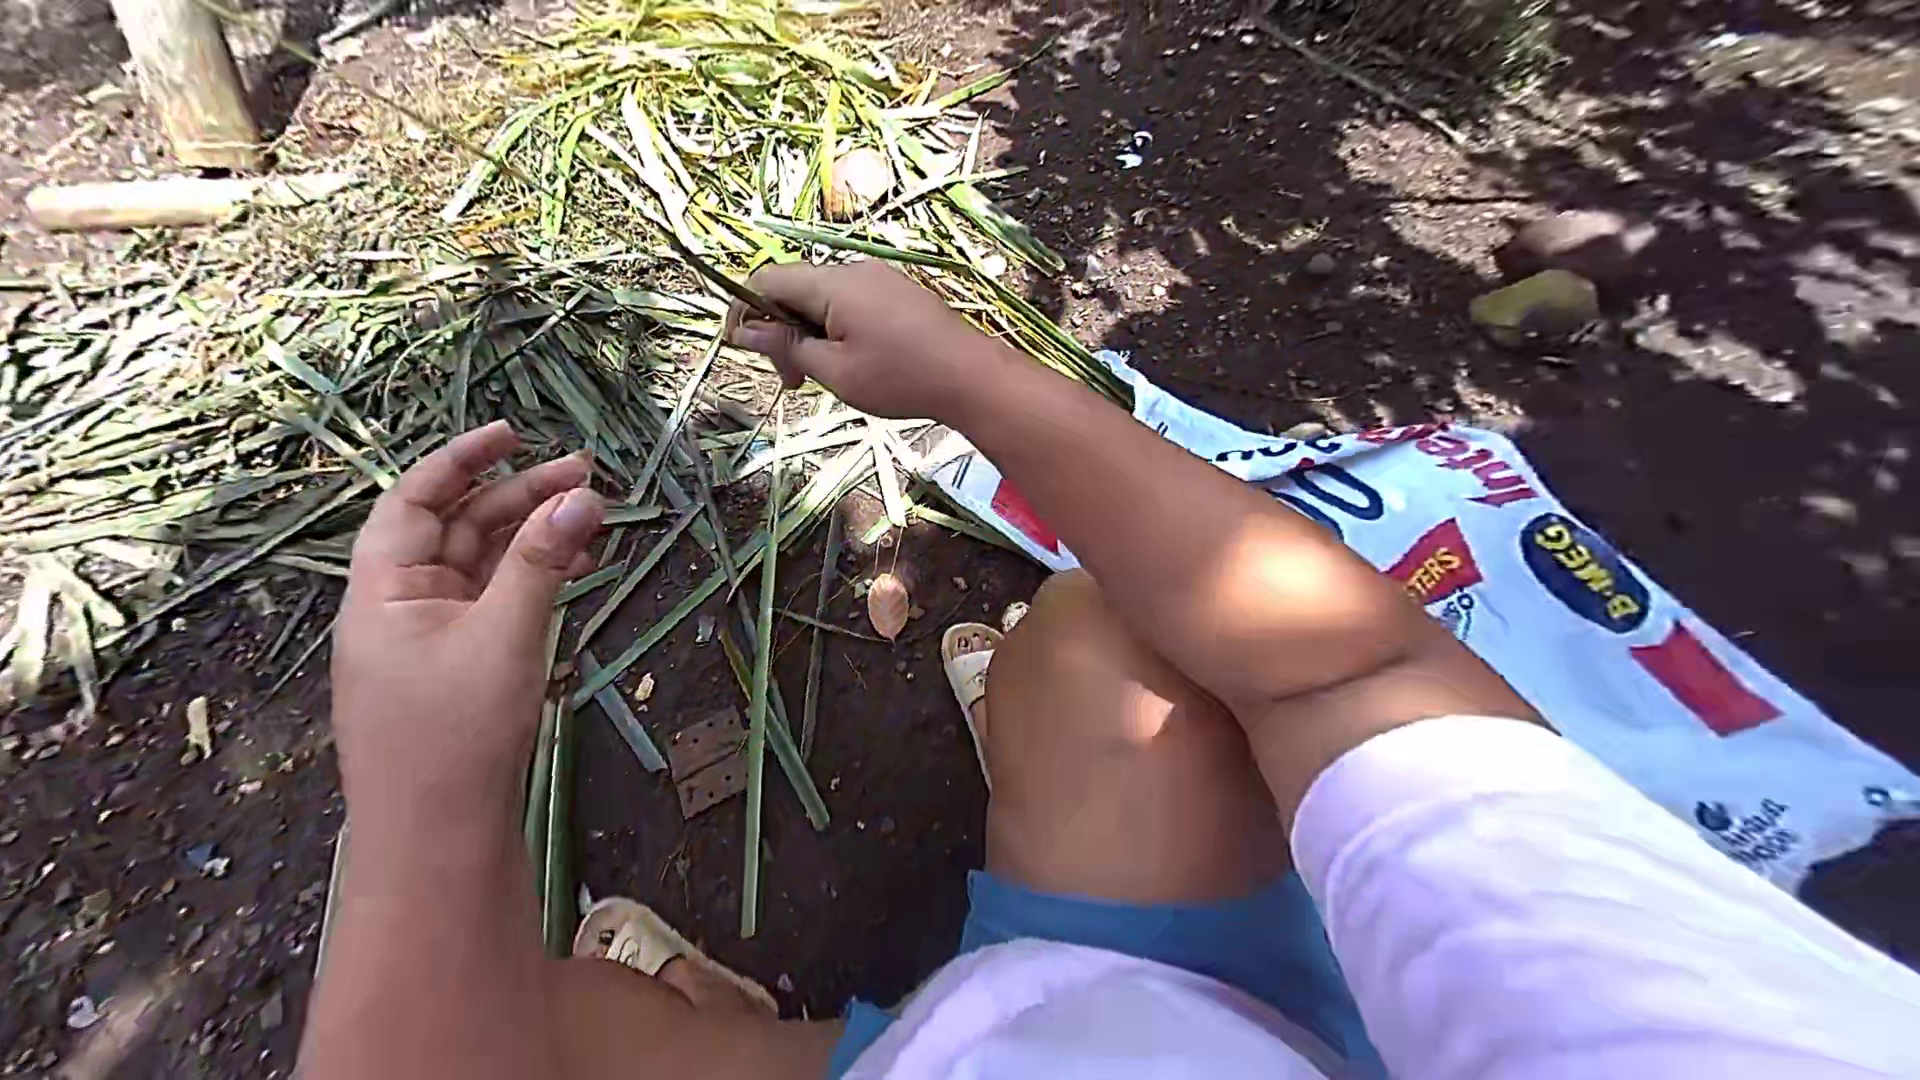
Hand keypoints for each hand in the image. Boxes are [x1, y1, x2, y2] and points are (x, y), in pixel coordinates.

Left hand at [331, 422, 604, 818]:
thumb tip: (585, 499)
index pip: (417, 502)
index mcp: (385, 591)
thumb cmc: (457, 731)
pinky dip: (544, 574)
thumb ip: (543, 563)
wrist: (443, 831)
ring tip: (597, 514)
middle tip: (588, 475)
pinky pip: (509, 597)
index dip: (462, 460)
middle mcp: (408, 603)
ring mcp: (443, 632)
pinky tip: (583, 563)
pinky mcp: (475, 657)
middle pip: (465, 528)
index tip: (516, 433)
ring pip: (493, 563)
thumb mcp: (505, 636)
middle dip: (523, 497)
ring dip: (541, 535)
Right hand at [724, 260, 1003, 420]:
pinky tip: (855, 363)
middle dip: (784, 333)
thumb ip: (787, 347)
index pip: (767, 279)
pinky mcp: (899, 294)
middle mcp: (855, 271)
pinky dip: (839, 331)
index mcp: (833, 284)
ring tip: (827, 377)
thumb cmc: (902, 379)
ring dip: (813, 336)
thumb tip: (744, 330)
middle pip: (796, 290)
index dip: (745, 310)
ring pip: (825, 300)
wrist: (971, 378)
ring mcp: (881, 280)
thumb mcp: (836, 371)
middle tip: (794, 381)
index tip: (746, 349)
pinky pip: (853, 304)